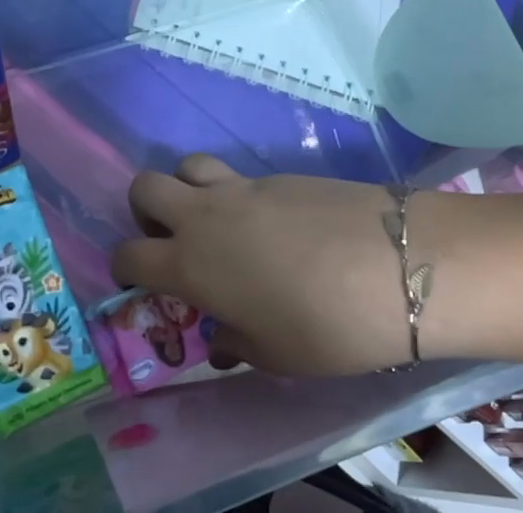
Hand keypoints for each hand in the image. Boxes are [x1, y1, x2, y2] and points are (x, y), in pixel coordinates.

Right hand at [110, 155, 412, 376]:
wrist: (398, 265)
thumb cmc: (327, 326)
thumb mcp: (278, 356)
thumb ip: (238, 345)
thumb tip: (220, 341)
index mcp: (191, 264)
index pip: (128, 254)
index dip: (124, 267)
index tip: (139, 282)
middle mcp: (204, 216)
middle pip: (145, 187)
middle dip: (145, 211)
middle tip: (173, 242)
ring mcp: (243, 187)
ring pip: (189, 165)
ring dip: (188, 188)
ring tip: (217, 223)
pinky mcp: (280, 175)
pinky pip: (239, 177)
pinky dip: (237, 196)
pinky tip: (273, 227)